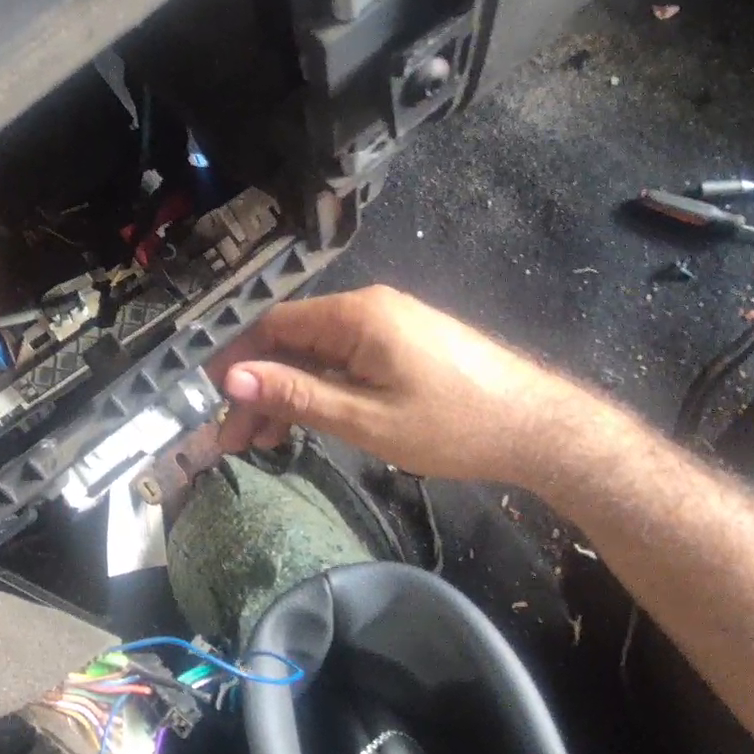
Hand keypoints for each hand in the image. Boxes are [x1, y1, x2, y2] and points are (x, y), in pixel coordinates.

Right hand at [209, 286, 589, 485]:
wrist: (540, 430)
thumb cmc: (452, 425)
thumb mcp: (365, 418)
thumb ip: (297, 395)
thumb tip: (233, 379)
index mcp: (355, 315)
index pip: (274, 325)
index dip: (238, 361)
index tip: (213, 401)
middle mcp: (367, 309)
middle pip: (293, 343)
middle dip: (260, 389)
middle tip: (234, 441)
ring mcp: (388, 326)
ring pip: (318, 356)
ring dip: (288, 395)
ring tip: (264, 443)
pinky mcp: (402, 346)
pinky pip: (345, 362)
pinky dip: (321, 392)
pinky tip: (306, 424)